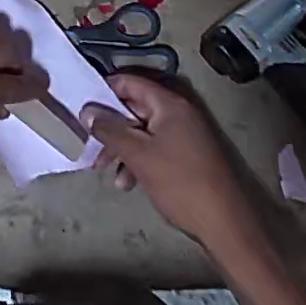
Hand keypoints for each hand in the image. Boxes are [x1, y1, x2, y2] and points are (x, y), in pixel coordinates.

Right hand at [80, 74, 261, 253]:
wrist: (223, 221)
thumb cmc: (180, 181)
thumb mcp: (139, 155)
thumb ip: (110, 130)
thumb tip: (87, 111)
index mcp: (169, 103)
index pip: (131, 83)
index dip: (105, 90)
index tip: (82, 104)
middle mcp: (178, 112)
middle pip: (135, 107)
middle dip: (110, 125)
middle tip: (88, 142)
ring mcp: (184, 133)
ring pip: (142, 130)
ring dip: (122, 147)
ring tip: (103, 169)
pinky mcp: (186, 154)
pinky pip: (154, 146)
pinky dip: (138, 159)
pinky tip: (128, 182)